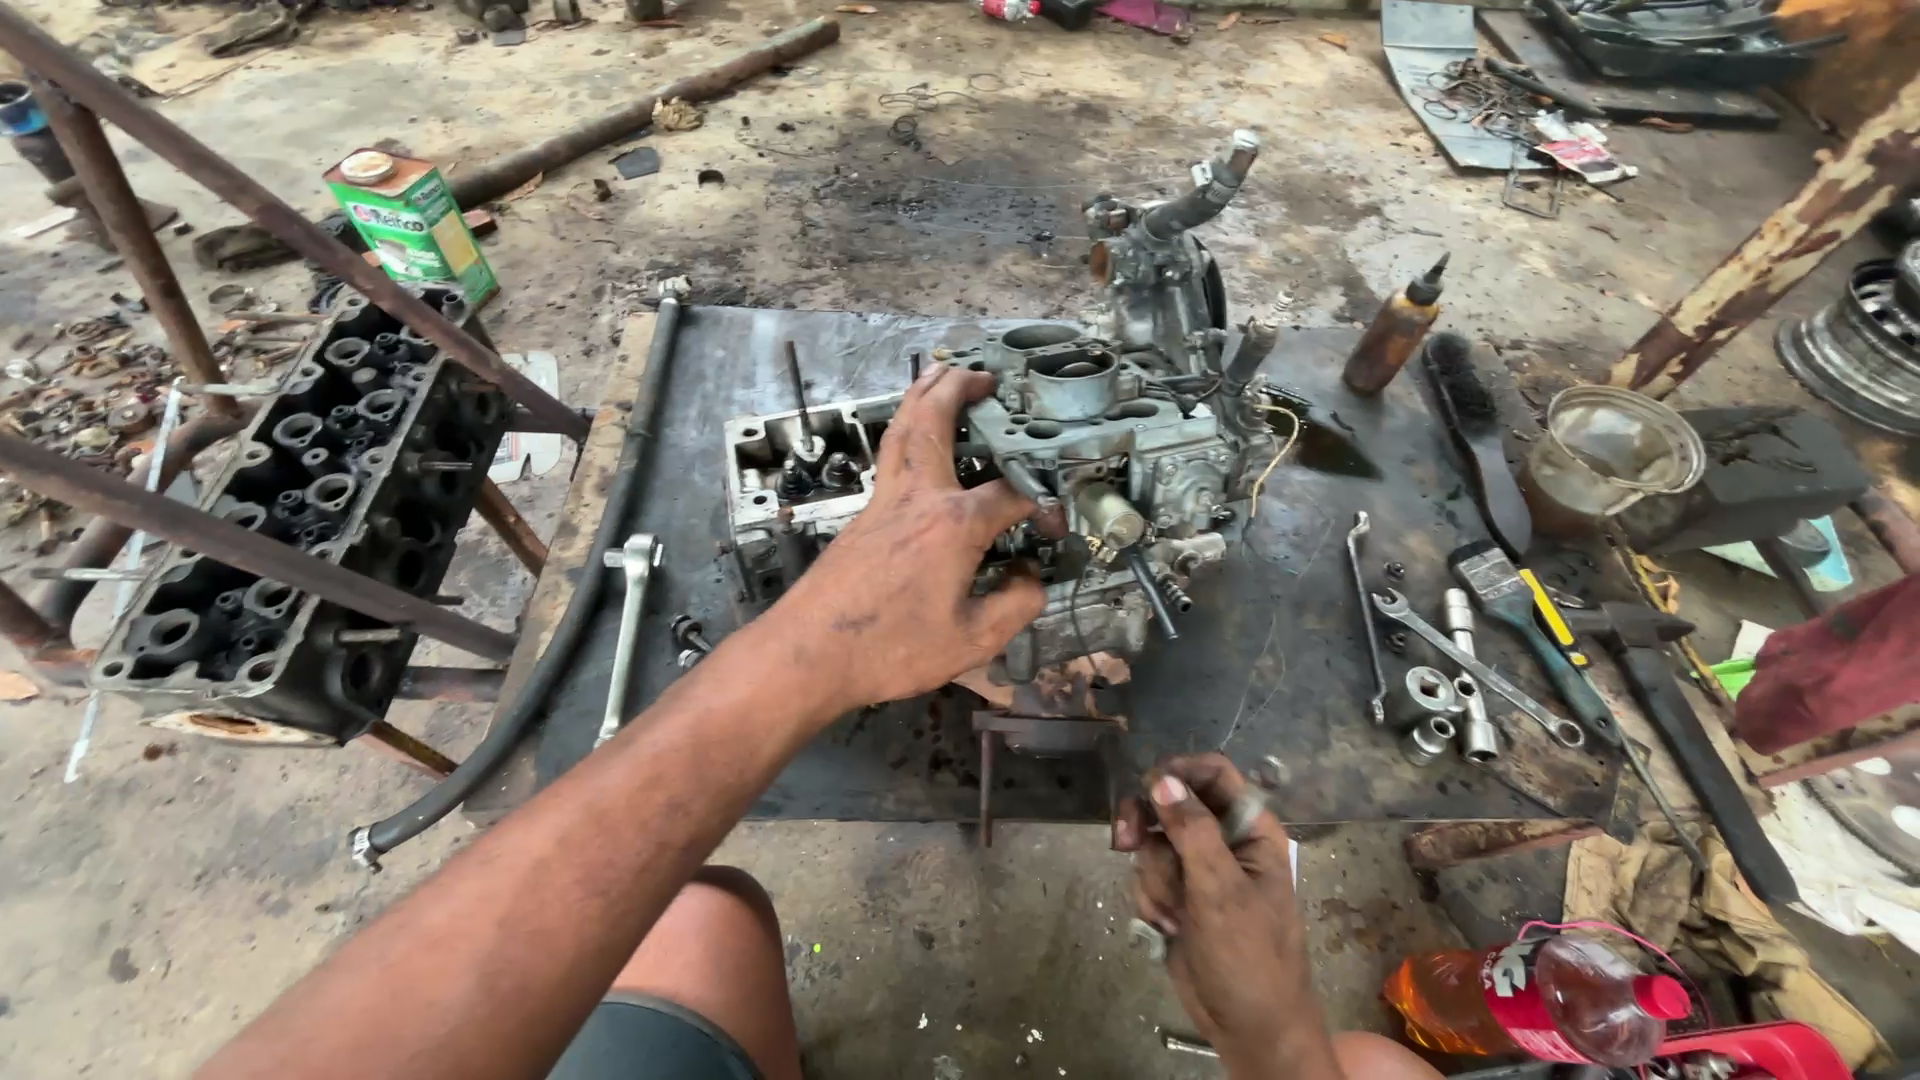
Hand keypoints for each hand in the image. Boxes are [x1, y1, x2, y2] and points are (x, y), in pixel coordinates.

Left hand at [758, 363, 1045, 716]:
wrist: (807, 654)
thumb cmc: (891, 649)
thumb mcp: (972, 640)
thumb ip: (1015, 606)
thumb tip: (1031, 579)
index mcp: (953, 524)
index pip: (1010, 494)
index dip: (1040, 502)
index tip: (1053, 522)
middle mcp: (917, 498)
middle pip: (936, 422)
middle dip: (960, 387)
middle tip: (983, 373)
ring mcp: (883, 503)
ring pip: (902, 430)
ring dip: (924, 395)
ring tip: (941, 374)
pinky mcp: (862, 517)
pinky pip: (889, 457)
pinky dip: (905, 430)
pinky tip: (912, 439)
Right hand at [1115, 754, 1338, 1079]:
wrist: (1249, 1030)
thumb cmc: (1250, 958)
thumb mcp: (1222, 890)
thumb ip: (1192, 830)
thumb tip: (1161, 779)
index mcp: (1251, 831)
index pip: (1214, 773)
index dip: (1179, 772)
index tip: (1148, 786)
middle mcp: (1224, 842)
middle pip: (1171, 802)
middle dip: (1148, 824)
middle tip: (1125, 838)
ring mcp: (1198, 870)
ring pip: (1153, 842)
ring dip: (1153, 877)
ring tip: (1172, 913)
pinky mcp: (1177, 895)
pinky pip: (1146, 874)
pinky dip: (1149, 899)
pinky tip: (1166, 926)